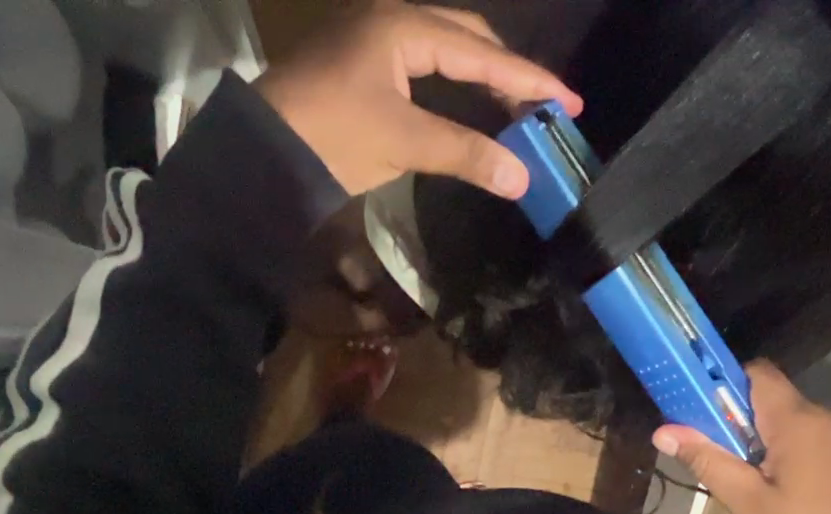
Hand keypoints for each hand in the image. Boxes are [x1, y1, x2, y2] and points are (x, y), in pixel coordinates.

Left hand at [255, 1, 581, 199]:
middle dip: (508, 70)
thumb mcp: (403, 142)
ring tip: (518, 106)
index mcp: (403, 27)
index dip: (528, 79)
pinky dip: (455, 87)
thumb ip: (465, 154)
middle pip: (467, 37)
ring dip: (483, 76)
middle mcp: (392, 21)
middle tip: (545, 103)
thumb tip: (522, 176)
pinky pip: (425, 68)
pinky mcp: (364, 68)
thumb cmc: (331, 136)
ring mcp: (375, 42)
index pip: (482, 51)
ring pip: (445, 51)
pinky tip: (471, 107)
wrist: (262, 152)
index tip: (568, 101)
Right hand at [654, 362, 830, 513]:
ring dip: (768, 439)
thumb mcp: (746, 503)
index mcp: (797, 421)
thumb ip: (707, 460)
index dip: (726, 384)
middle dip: (742, 421)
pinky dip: (793, 450)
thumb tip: (662, 432)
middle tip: (725, 460)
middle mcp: (826, 415)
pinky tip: (787, 486)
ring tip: (756, 480)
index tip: (704, 413)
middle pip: (773, 399)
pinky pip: (814, 437)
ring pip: (793, 420)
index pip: (756, 373)